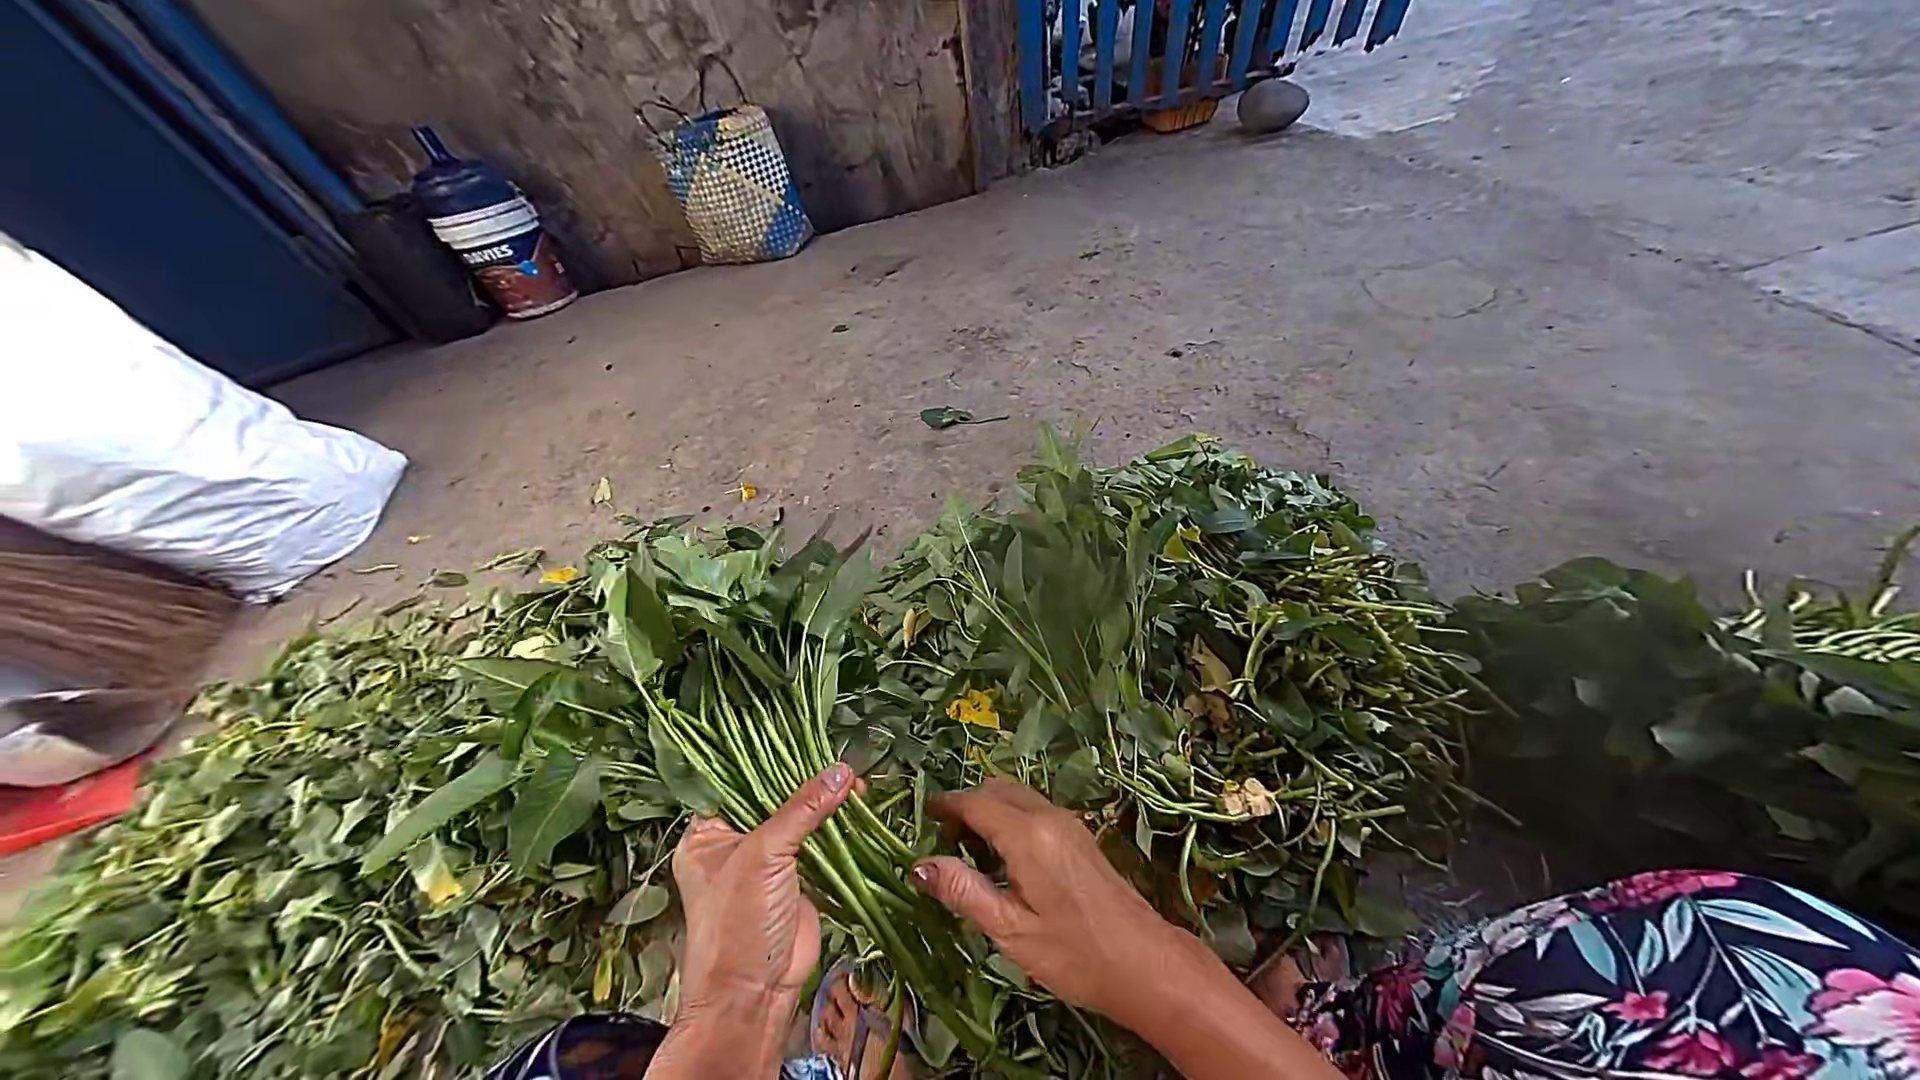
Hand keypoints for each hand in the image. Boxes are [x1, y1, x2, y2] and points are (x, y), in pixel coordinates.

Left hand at [648, 762, 854, 1079]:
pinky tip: (858, 805)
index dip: (772, 760)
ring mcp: (769, 859)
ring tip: (856, 782)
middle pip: (776, 797)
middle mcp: (737, 841)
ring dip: (829, 802)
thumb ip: (803, 809)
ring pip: (801, 818)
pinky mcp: (798, 874)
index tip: (806, 739)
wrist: (756, 995)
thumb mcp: (764, 855)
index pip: (739, 782)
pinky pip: (820, 840)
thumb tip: (843, 771)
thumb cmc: (738, 923)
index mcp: (710, 833)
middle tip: (841, 764)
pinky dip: (839, 825)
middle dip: (808, 780)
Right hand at [910, 779, 1343, 1079]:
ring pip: (1017, 795)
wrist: (1148, 964)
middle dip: (967, 804)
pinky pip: (1034, 808)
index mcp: (1028, 835)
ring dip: (989, 809)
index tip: (922, 815)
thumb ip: (964, 891)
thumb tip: (919, 863)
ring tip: (969, 850)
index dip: (946, 805)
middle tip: (944, 840)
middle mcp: (1049, 816)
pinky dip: (1010, 817)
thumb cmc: (1075, 954)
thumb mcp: (1011, 931)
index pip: (976, 802)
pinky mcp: (1080, 834)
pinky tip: (1004, 856)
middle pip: (997, 788)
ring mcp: (1069, 822)